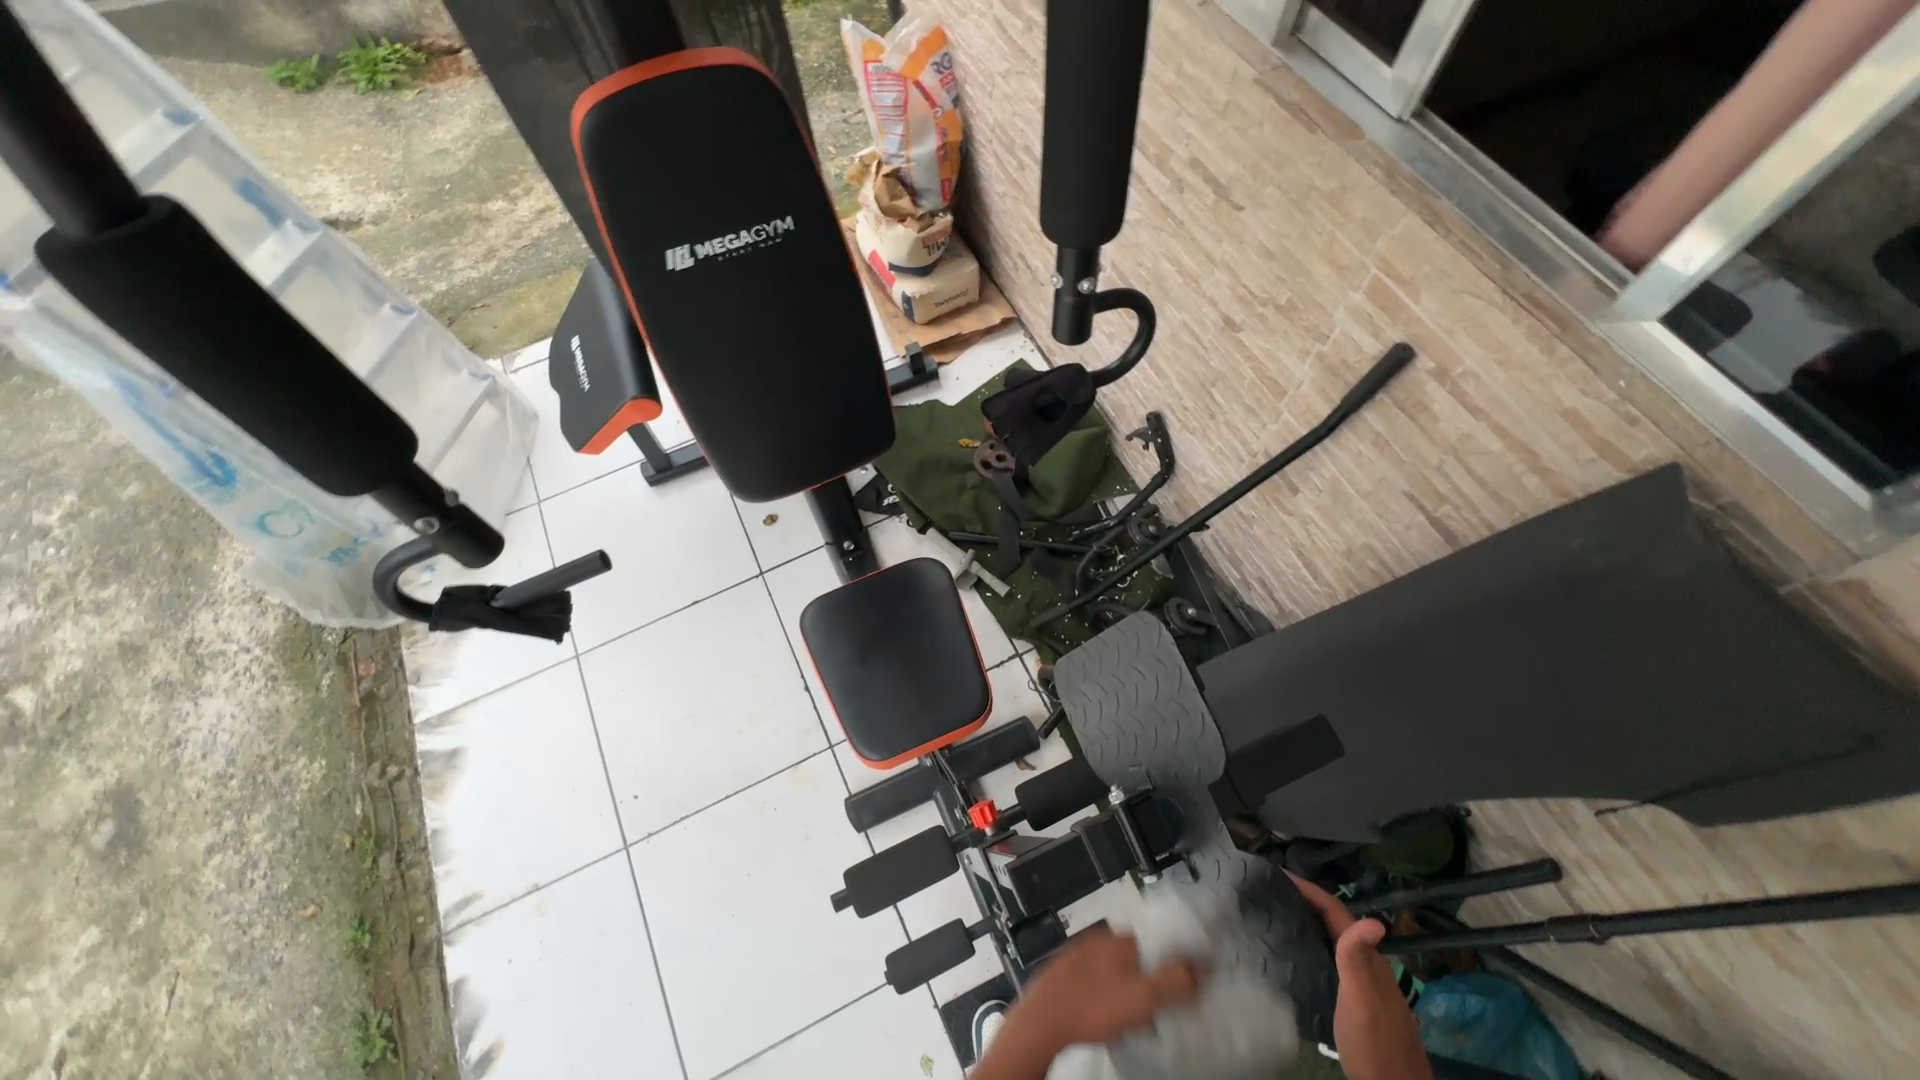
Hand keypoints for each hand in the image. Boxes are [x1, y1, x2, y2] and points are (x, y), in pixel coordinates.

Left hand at [1019, 925, 1202, 1045]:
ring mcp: (1077, 954)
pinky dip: (1102, 993)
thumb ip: (1176, 980)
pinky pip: (1092, 980)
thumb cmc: (1094, 1006)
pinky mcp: (1063, 972)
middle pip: (1135, 957)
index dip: (1169, 965)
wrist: (1042, 1021)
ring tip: (1129, 1014)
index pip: (1156, 943)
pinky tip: (1101, 1012)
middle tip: (1152, 1006)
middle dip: (1146, 979)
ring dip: (1124, 988)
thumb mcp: (1144, 997)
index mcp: (1120, 940)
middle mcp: (1098, 939)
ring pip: (1112, 969)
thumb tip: (1202, 966)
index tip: (1175, 988)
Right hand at [1288, 873, 1433, 1079]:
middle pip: (1332, 923)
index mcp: (1367, 959)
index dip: (1310, 890)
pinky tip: (1289, 962)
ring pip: (1329, 943)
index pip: (1337, 912)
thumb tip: (1375, 920)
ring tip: (1271, 920)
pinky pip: (1325, 964)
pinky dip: (1306, 952)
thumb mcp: (1362, 1001)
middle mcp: (1364, 966)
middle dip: (1303, 902)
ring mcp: (1359, 986)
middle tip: (1266, 893)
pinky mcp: (1350, 1003)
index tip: (1277, 875)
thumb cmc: (1375, 1045)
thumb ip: (1360, 961)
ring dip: (1304, 925)